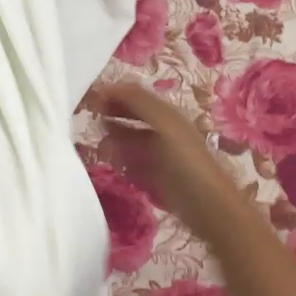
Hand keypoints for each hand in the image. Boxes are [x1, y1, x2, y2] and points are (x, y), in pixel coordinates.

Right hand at [89, 82, 245, 242]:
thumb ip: (139, 103)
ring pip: (131, 139)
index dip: (114, 92)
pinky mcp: (156, 178)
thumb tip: (107, 88)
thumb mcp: (164, 124)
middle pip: (133, 115)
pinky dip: (121, 159)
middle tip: (88, 115)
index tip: (89, 97)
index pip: (136, 95)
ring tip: (97, 140)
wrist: (207, 207)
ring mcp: (159, 155)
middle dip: (112, 112)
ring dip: (114, 137)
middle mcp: (163, 130)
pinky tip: (111, 162)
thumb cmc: (187, 161)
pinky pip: (133, 163)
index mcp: (167, 114)